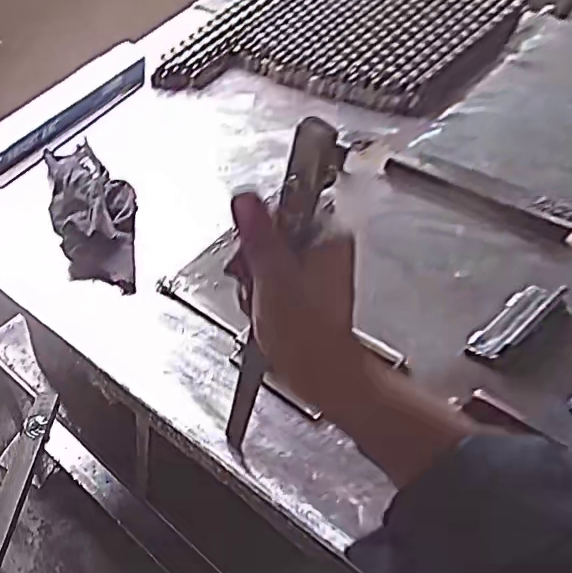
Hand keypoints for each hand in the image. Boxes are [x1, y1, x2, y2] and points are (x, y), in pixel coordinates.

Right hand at [229, 191, 474, 485]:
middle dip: (253, 262)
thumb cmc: (305, 332)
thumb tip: (244, 201)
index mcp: (327, 235)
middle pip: (272, 238)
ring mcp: (317, 272)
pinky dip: (263, 296)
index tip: (249, 255)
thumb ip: (257, 236)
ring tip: (261, 304)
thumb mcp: (271, 277)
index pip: (279, 211)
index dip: (256, 233)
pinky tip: (265, 313)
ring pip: (269, 262)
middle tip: (255, 285)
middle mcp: (327, 249)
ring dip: (255, 282)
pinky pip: (273, 283)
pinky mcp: (307, 293)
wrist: (320, 371)